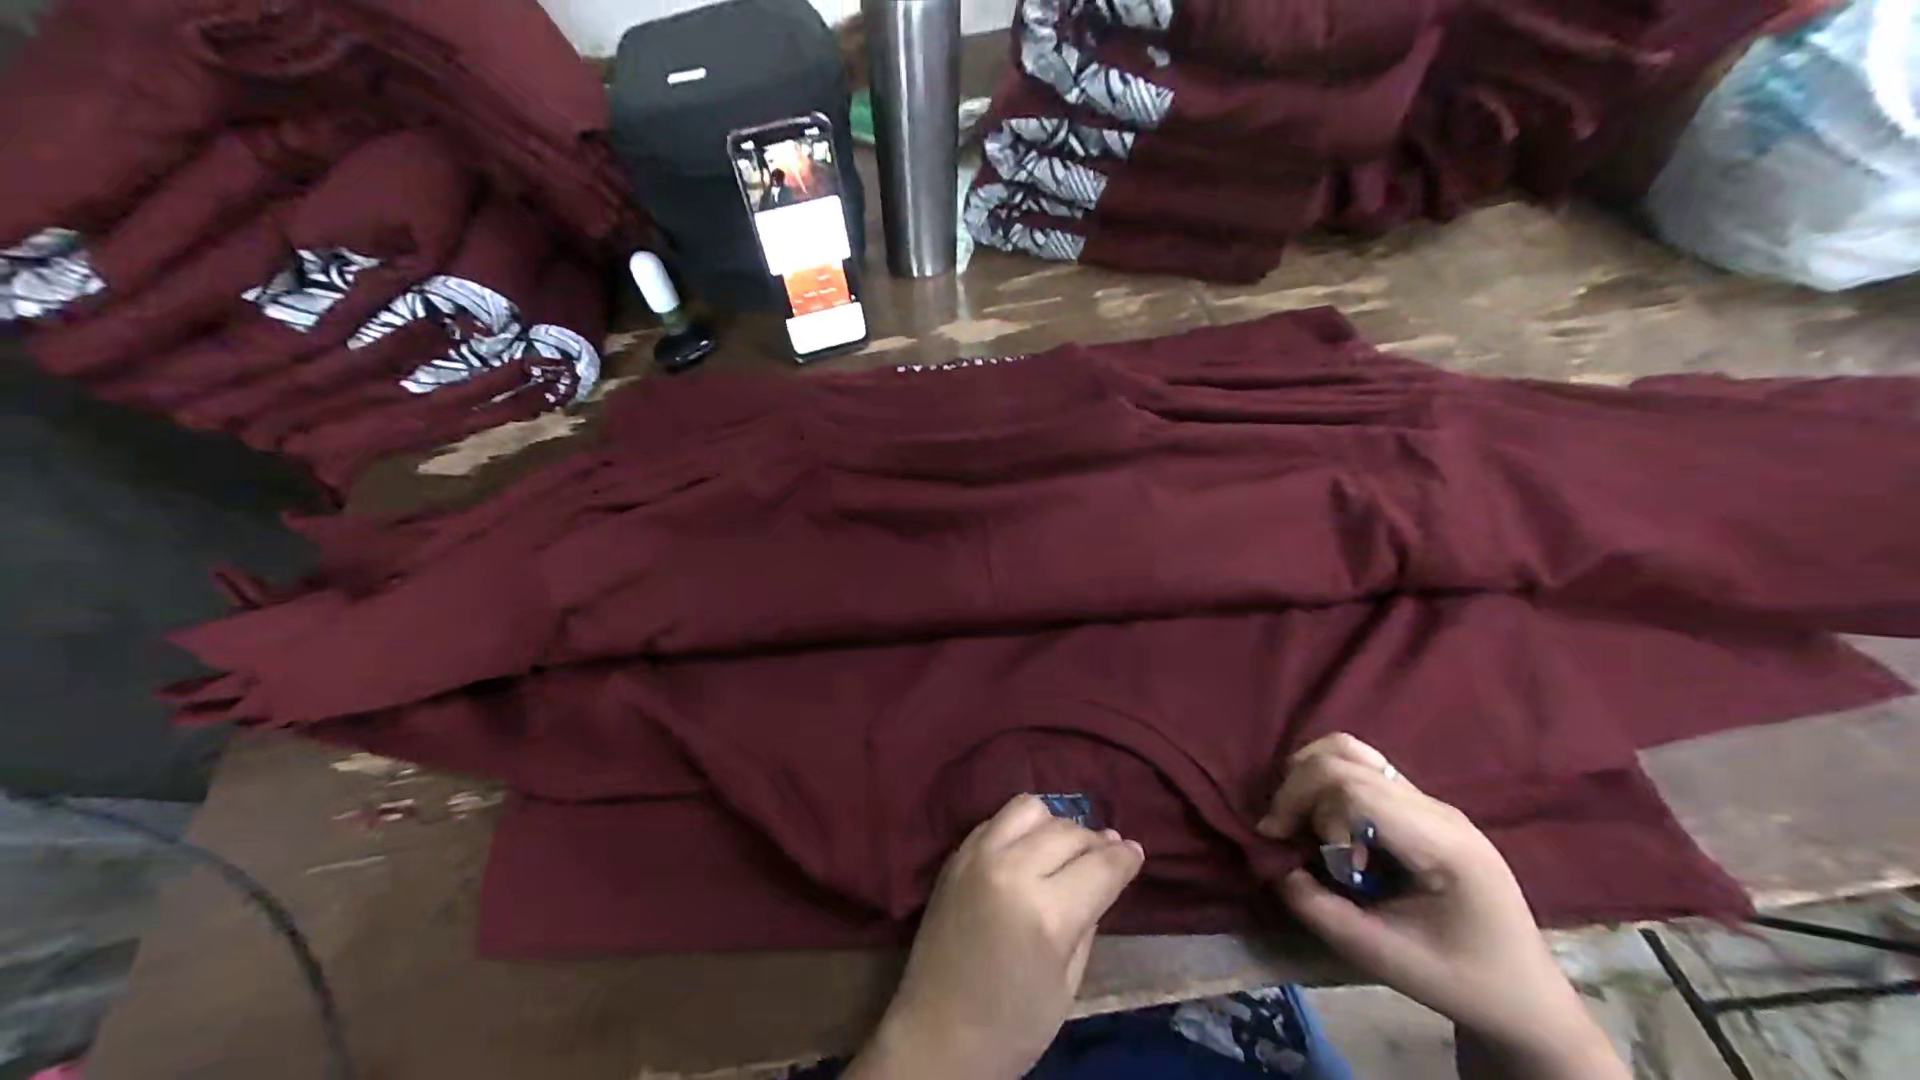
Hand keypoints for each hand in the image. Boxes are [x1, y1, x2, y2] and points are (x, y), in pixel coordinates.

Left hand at [847, 795, 1145, 1079]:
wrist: (936, 1034)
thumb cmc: (1013, 1025)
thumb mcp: (1069, 982)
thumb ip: (1090, 917)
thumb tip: (1110, 868)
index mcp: (1046, 913)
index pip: (1102, 865)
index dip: (1126, 856)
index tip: (1136, 852)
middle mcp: (1011, 870)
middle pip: (1069, 831)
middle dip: (1095, 842)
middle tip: (1104, 858)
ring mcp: (977, 856)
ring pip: (1030, 808)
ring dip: (1055, 825)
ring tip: (1062, 851)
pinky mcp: (955, 855)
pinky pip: (997, 819)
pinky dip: (1021, 828)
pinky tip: (1027, 851)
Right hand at [1260, 734, 1626, 1079]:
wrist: (1524, 995)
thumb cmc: (1460, 980)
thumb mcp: (1382, 957)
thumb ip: (1319, 909)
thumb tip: (1271, 863)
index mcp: (1443, 845)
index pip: (1356, 790)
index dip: (1307, 807)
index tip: (1280, 842)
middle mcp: (1436, 808)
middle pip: (1346, 758)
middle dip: (1298, 788)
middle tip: (1281, 830)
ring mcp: (1429, 801)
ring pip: (1349, 750)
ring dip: (1309, 776)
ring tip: (1298, 819)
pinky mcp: (1417, 804)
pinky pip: (1359, 767)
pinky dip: (1324, 781)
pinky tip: (1321, 820)